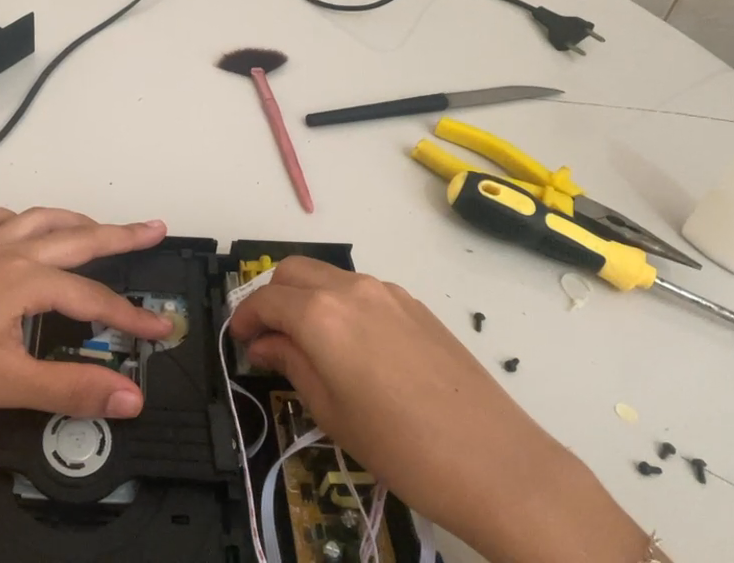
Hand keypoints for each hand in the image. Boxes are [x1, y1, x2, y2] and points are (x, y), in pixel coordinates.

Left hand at [0, 205, 172, 424]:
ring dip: (70, 220)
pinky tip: (14, 228)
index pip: (93, 297)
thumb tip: (131, 398)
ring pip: (34, 219)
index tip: (161, 330)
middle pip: (74, 237)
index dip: (130, 316)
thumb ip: (72, 388)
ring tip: (96, 226)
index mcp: (25, 280)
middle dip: (119, 234)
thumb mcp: (8, 385)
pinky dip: (10, 218)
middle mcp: (6, 252)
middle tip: (154, 227)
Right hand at [229, 257, 648, 562]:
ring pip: (329, 277)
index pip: (266, 299)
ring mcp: (389, 292)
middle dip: (271, 298)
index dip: (244, 318)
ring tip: (306, 344)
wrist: (495, 461)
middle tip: (267, 339)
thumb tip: (263, 346)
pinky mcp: (416, 306)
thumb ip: (291, 365)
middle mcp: (352, 288)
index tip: (238, 342)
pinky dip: (339, 304)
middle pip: (294, 272)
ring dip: (306, 298)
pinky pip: (361, 290)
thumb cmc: (401, 447)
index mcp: (322, 314)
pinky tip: (349, 347)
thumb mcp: (331, 412)